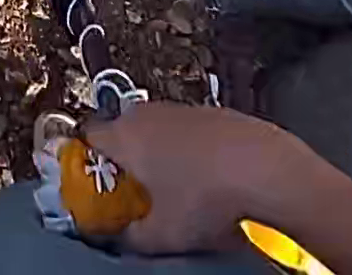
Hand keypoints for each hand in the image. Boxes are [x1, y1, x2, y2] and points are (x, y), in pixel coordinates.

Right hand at [81, 103, 320, 254]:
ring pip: (152, 129)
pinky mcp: (202, 111)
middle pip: (120, 132)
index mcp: (122, 137)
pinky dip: (188, 147)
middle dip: (127, 159)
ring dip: (158, 152)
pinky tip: (210, 175)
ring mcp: (173, 109)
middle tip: (141, 190)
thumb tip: (119, 242)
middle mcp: (141, 116)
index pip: (88, 137)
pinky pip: (183, 129)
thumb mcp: (168, 232)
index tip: (99, 180)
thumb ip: (135, 238)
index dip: (89, 158)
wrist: (264, 166)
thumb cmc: (209, 196)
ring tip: (180, 185)